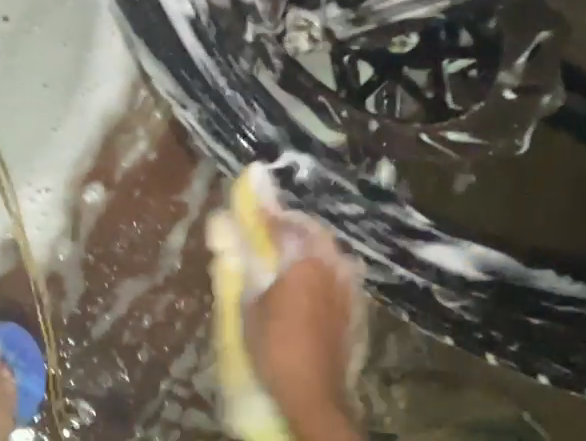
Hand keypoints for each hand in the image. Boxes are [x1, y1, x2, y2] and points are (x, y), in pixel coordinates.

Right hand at [248, 212, 365, 439]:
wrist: (314, 396)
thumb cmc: (274, 346)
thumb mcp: (249, 304)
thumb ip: (245, 264)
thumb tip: (230, 231)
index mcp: (302, 261)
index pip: (282, 223)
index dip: (266, 208)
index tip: (254, 190)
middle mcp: (329, 268)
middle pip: (314, 232)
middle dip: (293, 223)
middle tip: (274, 222)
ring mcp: (346, 290)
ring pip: (332, 252)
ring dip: (313, 243)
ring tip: (296, 247)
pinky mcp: (354, 311)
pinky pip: (342, 274)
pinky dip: (328, 266)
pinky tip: (317, 276)